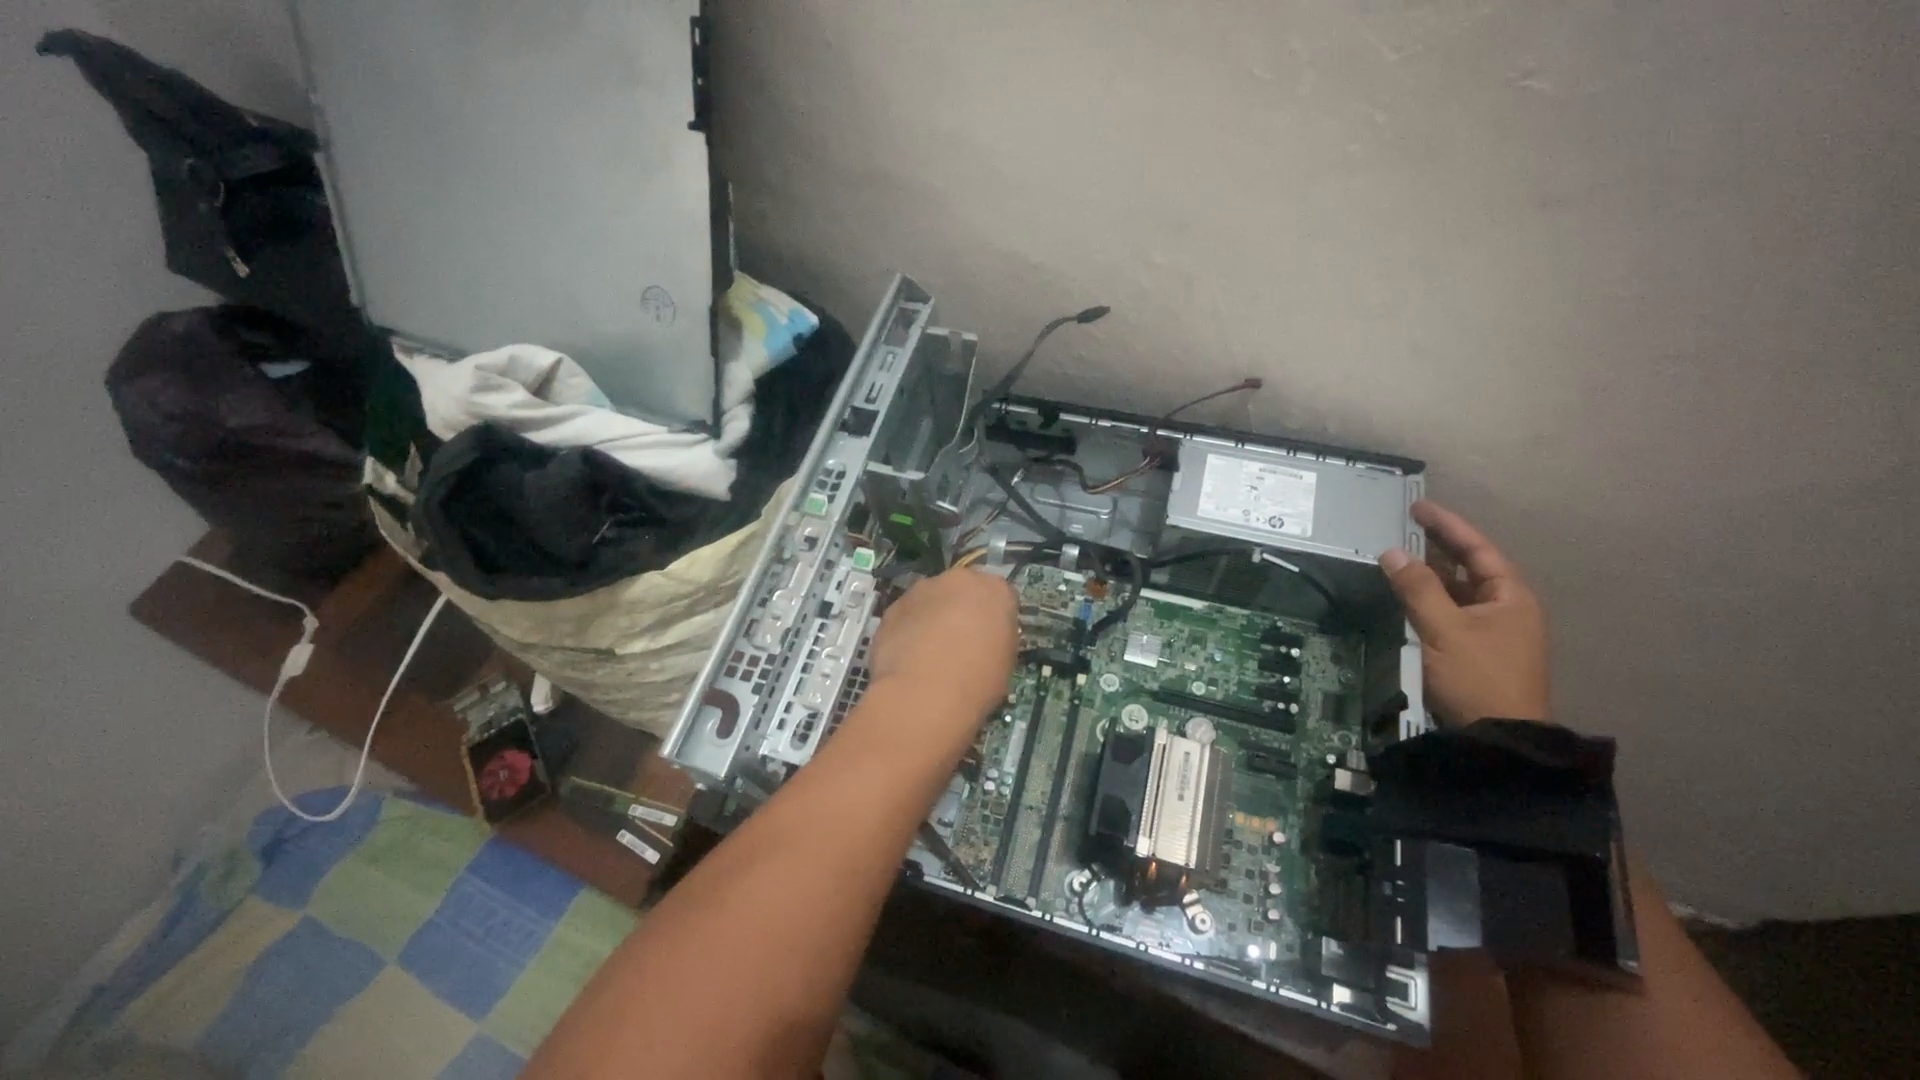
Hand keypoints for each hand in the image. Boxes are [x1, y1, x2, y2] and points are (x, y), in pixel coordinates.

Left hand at [867, 567, 1018, 727]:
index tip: (990, 641)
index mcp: (995, 590)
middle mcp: (959, 580)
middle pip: (963, 591)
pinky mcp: (893, 607)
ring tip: (928, 655)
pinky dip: (908, 631)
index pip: (1000, 598)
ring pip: (931, 600)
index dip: (994, 620)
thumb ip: (996, 639)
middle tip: (959, 645)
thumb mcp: (1005, 662)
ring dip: (932, 618)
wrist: (924, 693)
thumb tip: (984, 641)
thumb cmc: (977, 680)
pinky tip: (908, 659)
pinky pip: (906, 616)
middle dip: (962, 611)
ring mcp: (921, 590)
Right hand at [1379, 499, 1549, 725]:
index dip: (1447, 525)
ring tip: (1399, 562)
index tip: (1418, 508)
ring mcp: (1496, 633)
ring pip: (1460, 593)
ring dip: (1432, 577)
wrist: (1500, 741)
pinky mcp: (1480, 653)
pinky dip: (1432, 602)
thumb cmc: (1477, 678)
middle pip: (1470, 568)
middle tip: (1405, 530)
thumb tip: (1392, 553)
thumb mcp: (1444, 630)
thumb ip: (1417, 589)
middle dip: (1438, 549)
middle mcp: (1508, 609)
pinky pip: (1454, 615)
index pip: (1477, 548)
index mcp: (1510, 597)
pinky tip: (1409, 601)